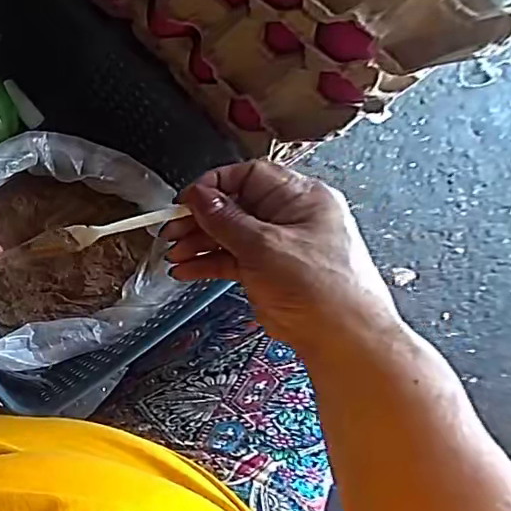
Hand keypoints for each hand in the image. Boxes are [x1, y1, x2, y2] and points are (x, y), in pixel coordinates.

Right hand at [160, 161, 400, 353]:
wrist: (339, 334)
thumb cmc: (321, 286)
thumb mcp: (264, 246)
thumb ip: (225, 219)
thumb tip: (198, 196)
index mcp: (300, 198)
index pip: (249, 176)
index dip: (214, 185)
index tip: (185, 201)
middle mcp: (287, 217)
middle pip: (231, 206)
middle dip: (198, 219)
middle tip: (171, 231)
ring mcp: (274, 244)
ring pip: (225, 234)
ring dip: (196, 243)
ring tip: (175, 255)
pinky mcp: (263, 268)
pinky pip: (227, 258)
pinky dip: (204, 263)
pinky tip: (185, 270)